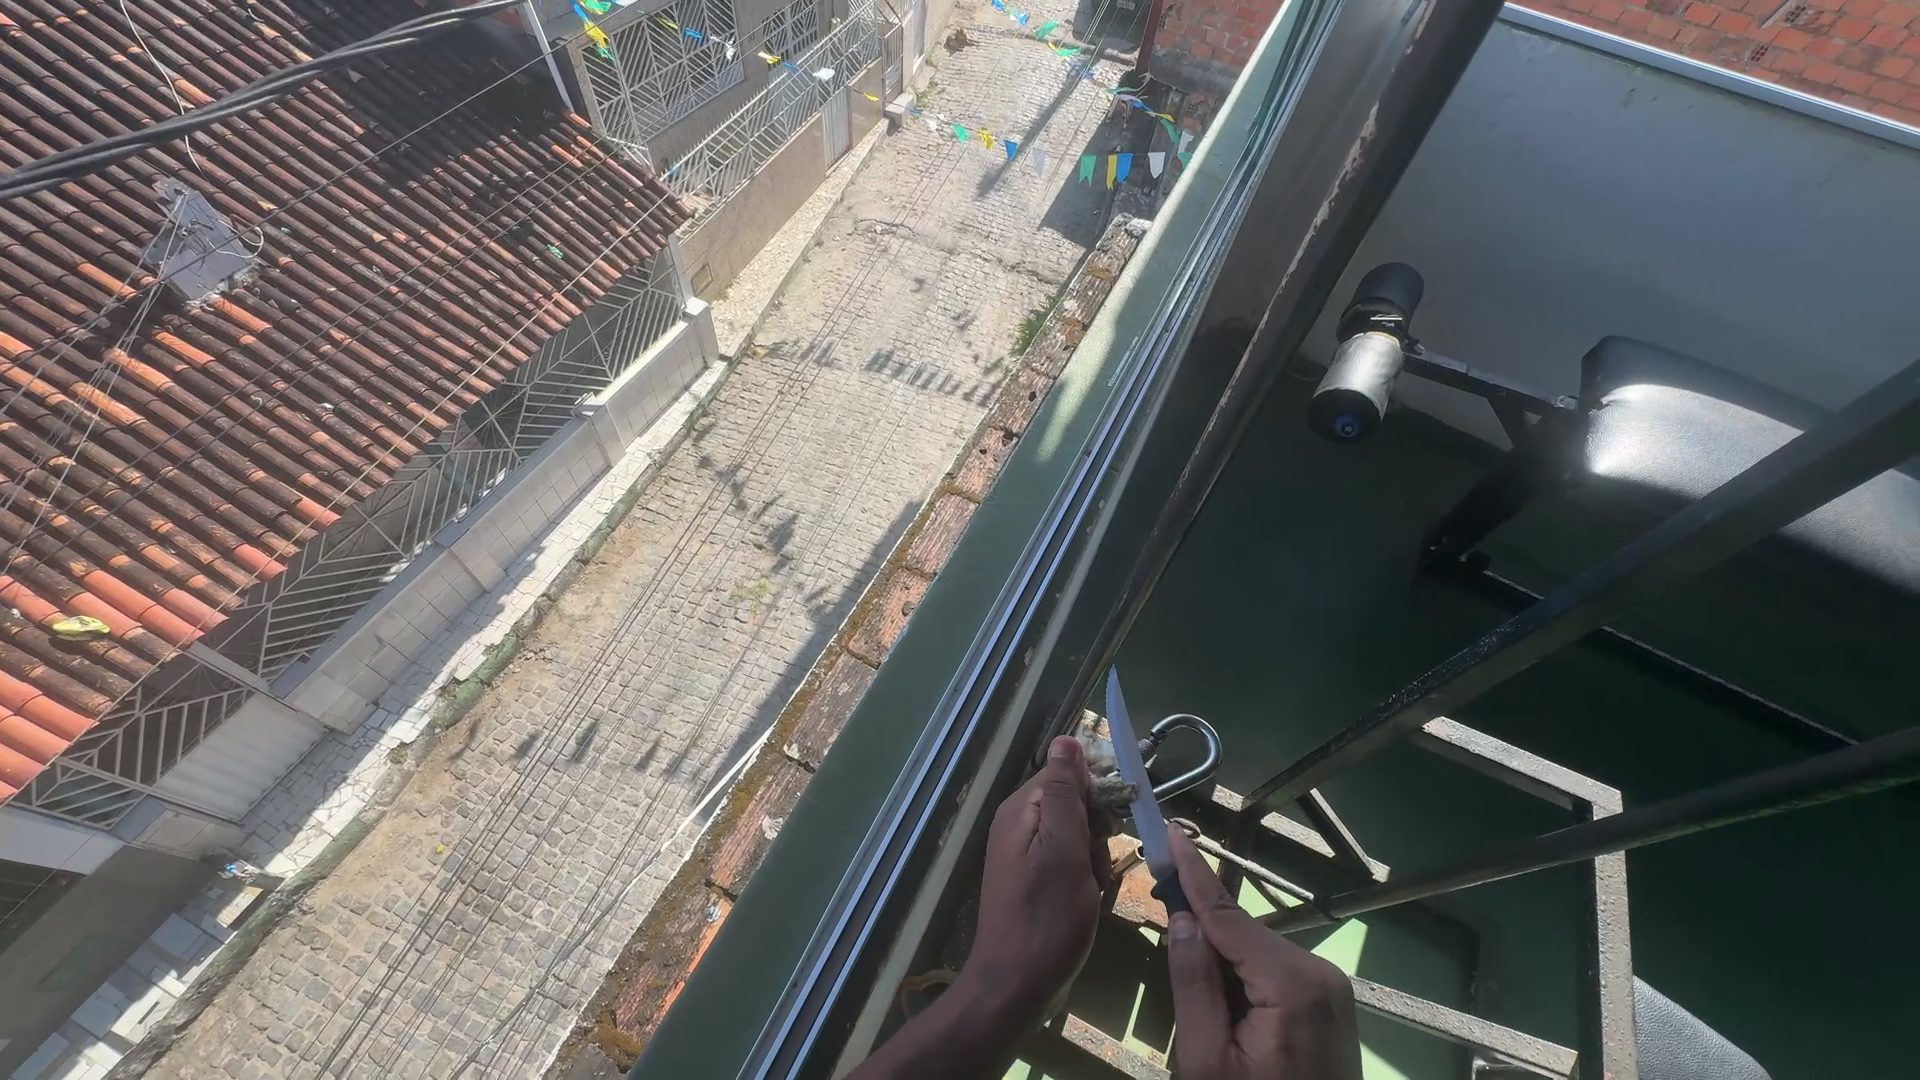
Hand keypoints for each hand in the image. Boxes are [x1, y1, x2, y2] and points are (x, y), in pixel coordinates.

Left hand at [952, 735, 1106, 1031]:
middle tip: (1094, 864)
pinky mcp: (1035, 877)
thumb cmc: (1045, 919)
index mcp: (1021, 809)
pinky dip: (1085, 876)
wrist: (1015, 988)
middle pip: (1074, 802)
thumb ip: (1066, 794)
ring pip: (1077, 833)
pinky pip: (1070, 860)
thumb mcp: (1063, 851)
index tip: (1114, 821)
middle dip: (1096, 830)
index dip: (1097, 790)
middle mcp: (1019, 822)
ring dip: (1093, 857)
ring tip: (1089, 887)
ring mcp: (1026, 851)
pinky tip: (1086, 899)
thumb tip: (1066, 739)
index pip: (1066, 771)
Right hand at [1165, 826, 1361, 1079]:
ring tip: (1193, 992)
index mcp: (1291, 983)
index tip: (1171, 830)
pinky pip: (1272, 972)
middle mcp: (1319, 973)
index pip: (1227, 914)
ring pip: (1254, 951)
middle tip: (1160, 913)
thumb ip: (1193, 984)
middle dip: (1200, 926)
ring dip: (1219, 957)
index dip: (1192, 872)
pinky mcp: (1329, 1006)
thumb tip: (1182, 918)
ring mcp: (1330, 991)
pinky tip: (1223, 1006)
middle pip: (1241, 933)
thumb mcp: (1206, 1062)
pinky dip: (1241, 976)